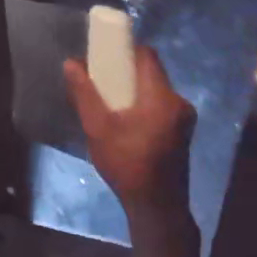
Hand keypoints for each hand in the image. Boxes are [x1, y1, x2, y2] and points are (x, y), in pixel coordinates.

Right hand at [64, 46, 194, 224]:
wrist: (156, 206)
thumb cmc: (126, 163)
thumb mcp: (97, 127)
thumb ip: (85, 94)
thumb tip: (71, 63)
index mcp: (162, 97)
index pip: (147, 56)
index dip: (125, 49)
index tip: (103, 54)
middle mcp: (179, 102)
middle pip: (151, 73)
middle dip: (125, 71)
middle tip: (100, 79)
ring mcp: (184, 119)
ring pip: (155, 90)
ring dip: (133, 90)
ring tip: (108, 102)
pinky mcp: (182, 132)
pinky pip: (160, 106)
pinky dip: (142, 104)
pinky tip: (123, 120)